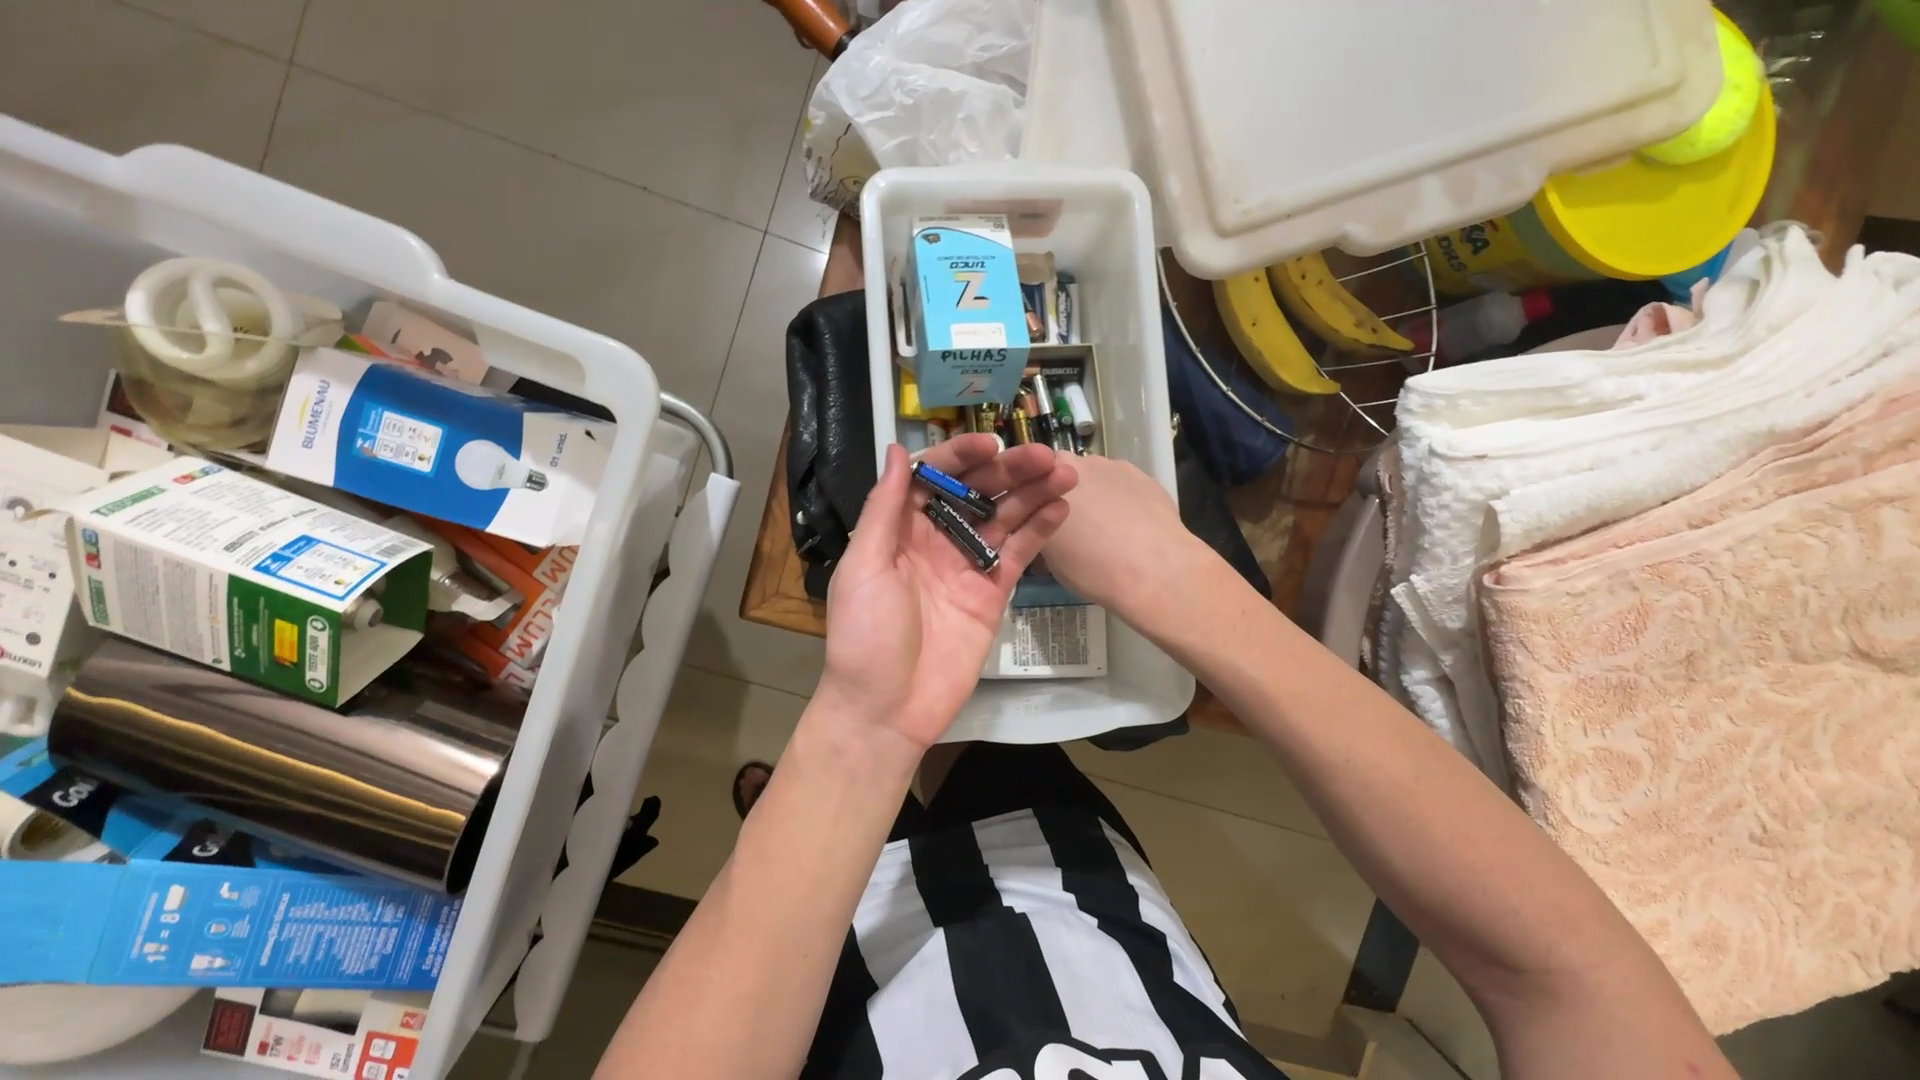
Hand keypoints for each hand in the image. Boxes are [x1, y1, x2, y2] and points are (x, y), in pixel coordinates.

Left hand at [817, 434, 1076, 749]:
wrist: (887, 708)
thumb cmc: (865, 636)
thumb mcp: (864, 566)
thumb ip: (885, 508)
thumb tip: (898, 450)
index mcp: (899, 529)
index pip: (934, 478)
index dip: (961, 457)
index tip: (991, 442)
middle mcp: (935, 540)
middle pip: (976, 493)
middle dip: (1009, 471)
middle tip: (1046, 456)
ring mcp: (967, 566)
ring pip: (1004, 518)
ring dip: (1033, 494)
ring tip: (1066, 474)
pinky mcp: (992, 593)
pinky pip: (1019, 554)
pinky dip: (1040, 531)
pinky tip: (1060, 508)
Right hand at [1040, 454, 1211, 627]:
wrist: (1152, 569)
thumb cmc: (1090, 566)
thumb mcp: (1048, 552)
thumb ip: (1044, 524)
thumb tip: (1052, 522)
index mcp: (1050, 478)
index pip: (1035, 476)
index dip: (1041, 497)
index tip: (1045, 520)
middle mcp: (1080, 463)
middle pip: (1069, 473)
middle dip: (1071, 494)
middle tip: (1077, 528)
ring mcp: (1116, 467)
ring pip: (1101, 478)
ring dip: (1100, 496)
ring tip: (1110, 531)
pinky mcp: (1146, 477)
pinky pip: (1127, 487)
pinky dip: (1127, 501)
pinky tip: (1135, 528)